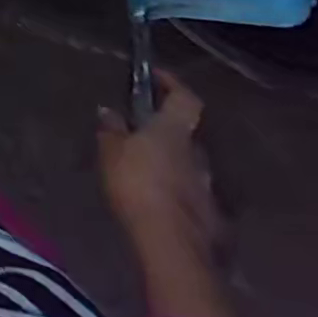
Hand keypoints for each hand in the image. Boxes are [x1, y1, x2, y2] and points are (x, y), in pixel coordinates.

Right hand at [98, 71, 233, 316]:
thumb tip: (110, 111)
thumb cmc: (137, 183)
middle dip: (162, 128)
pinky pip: (186, 188)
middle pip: (183, 133)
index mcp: (173, 133)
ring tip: (139, 164)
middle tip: (135, 129)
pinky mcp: (207, 212)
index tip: (155, 74)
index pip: (185, 99)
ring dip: (166, 158)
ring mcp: (205, 185)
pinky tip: (152, 192)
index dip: (173, 84)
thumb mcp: (111, 150)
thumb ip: (112, 129)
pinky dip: (171, 184)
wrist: (170, 241)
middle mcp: (196, 154)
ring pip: (185, 162)